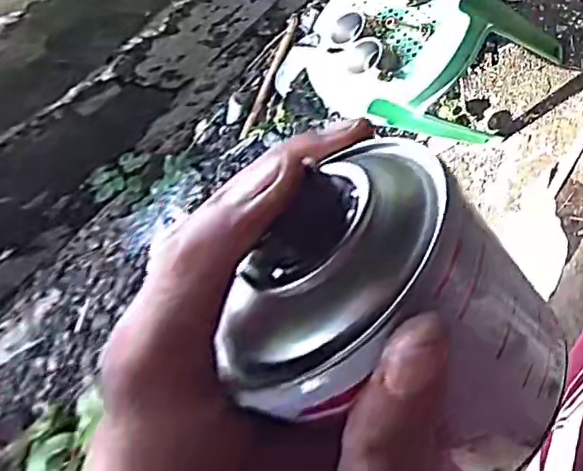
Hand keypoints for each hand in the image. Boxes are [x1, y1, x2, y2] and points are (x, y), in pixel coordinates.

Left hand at [91, 119, 447, 470]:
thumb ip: (388, 445)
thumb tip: (429, 335)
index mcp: (159, 451)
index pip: (156, 336)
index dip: (217, 237)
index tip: (295, 170)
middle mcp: (153, 404)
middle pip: (183, 269)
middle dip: (260, 191)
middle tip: (345, 144)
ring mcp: (174, 380)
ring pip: (201, 266)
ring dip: (266, 200)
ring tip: (335, 159)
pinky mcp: (205, 368)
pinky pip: (224, 282)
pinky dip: (271, 234)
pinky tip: (319, 213)